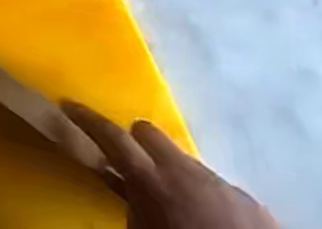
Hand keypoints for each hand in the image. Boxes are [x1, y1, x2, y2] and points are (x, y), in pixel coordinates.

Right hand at [65, 104, 277, 228]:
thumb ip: (133, 212)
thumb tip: (131, 199)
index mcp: (152, 181)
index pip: (111, 137)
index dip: (87, 119)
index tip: (68, 104)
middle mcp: (185, 171)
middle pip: (148, 132)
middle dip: (134, 142)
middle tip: (128, 162)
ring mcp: (221, 184)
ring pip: (185, 161)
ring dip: (172, 174)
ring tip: (176, 207)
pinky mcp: (253, 204)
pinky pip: (219, 189)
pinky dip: (207, 199)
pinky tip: (211, 226)